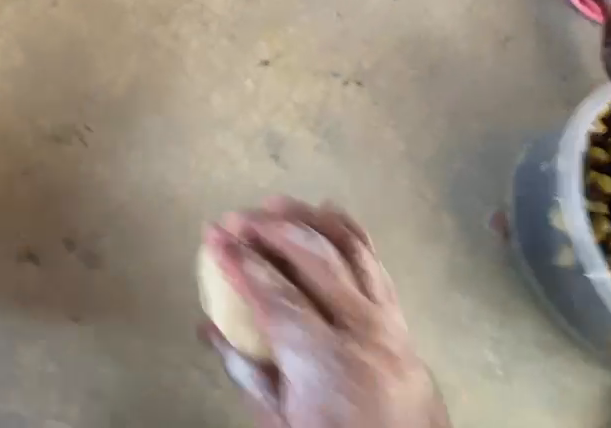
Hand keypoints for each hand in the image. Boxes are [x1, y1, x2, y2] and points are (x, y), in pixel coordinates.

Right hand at [200, 199, 449, 427]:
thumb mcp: (282, 422)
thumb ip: (246, 371)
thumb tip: (207, 325)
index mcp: (327, 363)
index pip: (273, 293)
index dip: (238, 260)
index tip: (212, 235)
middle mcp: (363, 332)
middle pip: (312, 258)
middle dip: (269, 229)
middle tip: (235, 217)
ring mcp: (390, 323)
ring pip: (349, 250)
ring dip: (307, 220)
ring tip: (274, 204)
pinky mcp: (403, 321)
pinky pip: (374, 264)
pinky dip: (348, 233)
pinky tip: (327, 213)